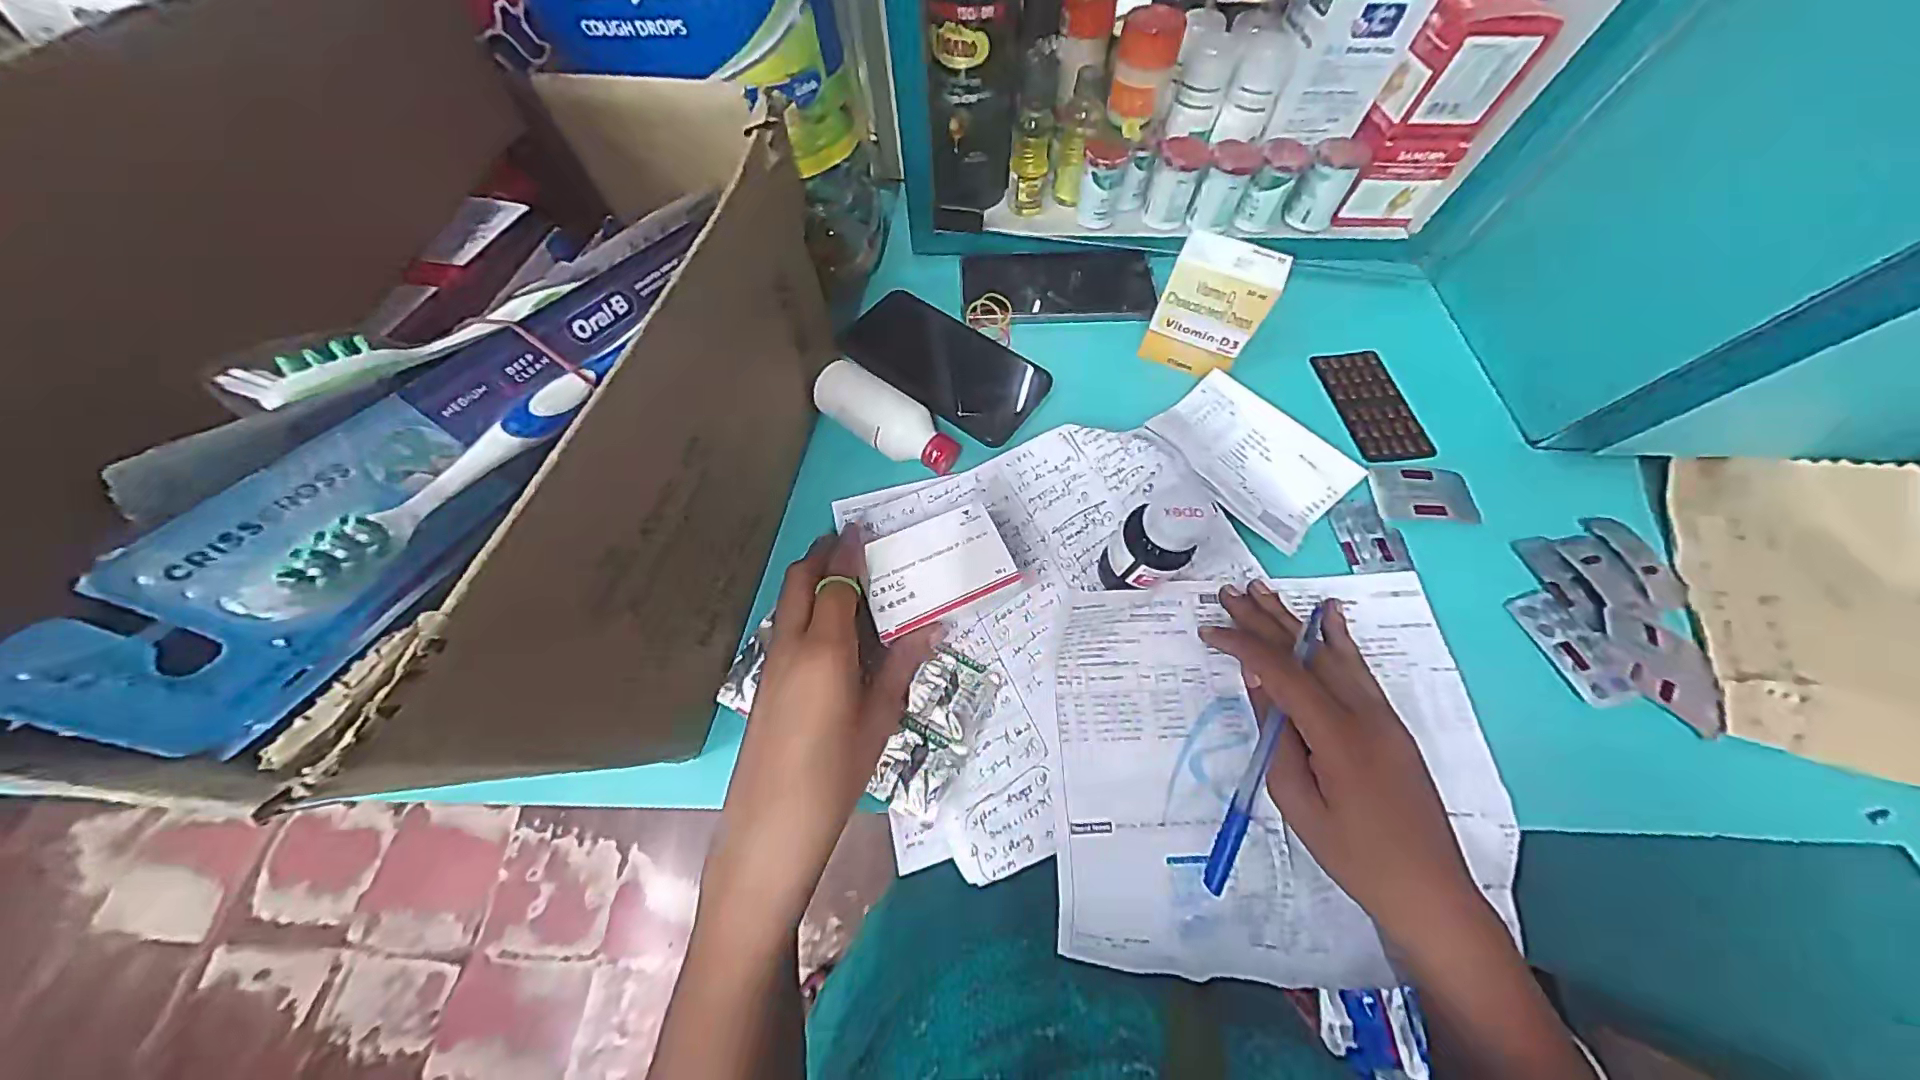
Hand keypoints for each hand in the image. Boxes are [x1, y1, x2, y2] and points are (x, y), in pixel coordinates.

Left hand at [702, 525, 939, 929]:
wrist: (770, 825)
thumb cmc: (835, 773)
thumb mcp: (879, 719)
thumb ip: (901, 667)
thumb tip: (931, 628)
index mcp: (824, 648)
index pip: (837, 583)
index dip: (849, 552)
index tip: (860, 529)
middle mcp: (792, 644)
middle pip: (800, 581)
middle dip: (820, 553)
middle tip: (846, 541)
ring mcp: (772, 663)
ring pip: (788, 601)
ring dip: (809, 577)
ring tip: (839, 573)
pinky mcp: (765, 681)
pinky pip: (784, 626)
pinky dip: (802, 606)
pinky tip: (825, 624)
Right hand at [1199, 581, 1486, 947]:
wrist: (1430, 890)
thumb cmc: (1355, 855)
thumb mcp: (1298, 801)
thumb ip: (1276, 736)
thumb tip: (1258, 683)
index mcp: (1338, 733)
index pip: (1282, 672)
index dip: (1242, 646)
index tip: (1209, 631)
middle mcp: (1365, 712)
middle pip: (1306, 652)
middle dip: (1264, 620)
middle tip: (1230, 593)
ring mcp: (1383, 715)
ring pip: (1332, 654)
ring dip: (1294, 621)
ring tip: (1264, 592)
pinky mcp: (1390, 724)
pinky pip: (1358, 669)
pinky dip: (1338, 639)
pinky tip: (1330, 615)